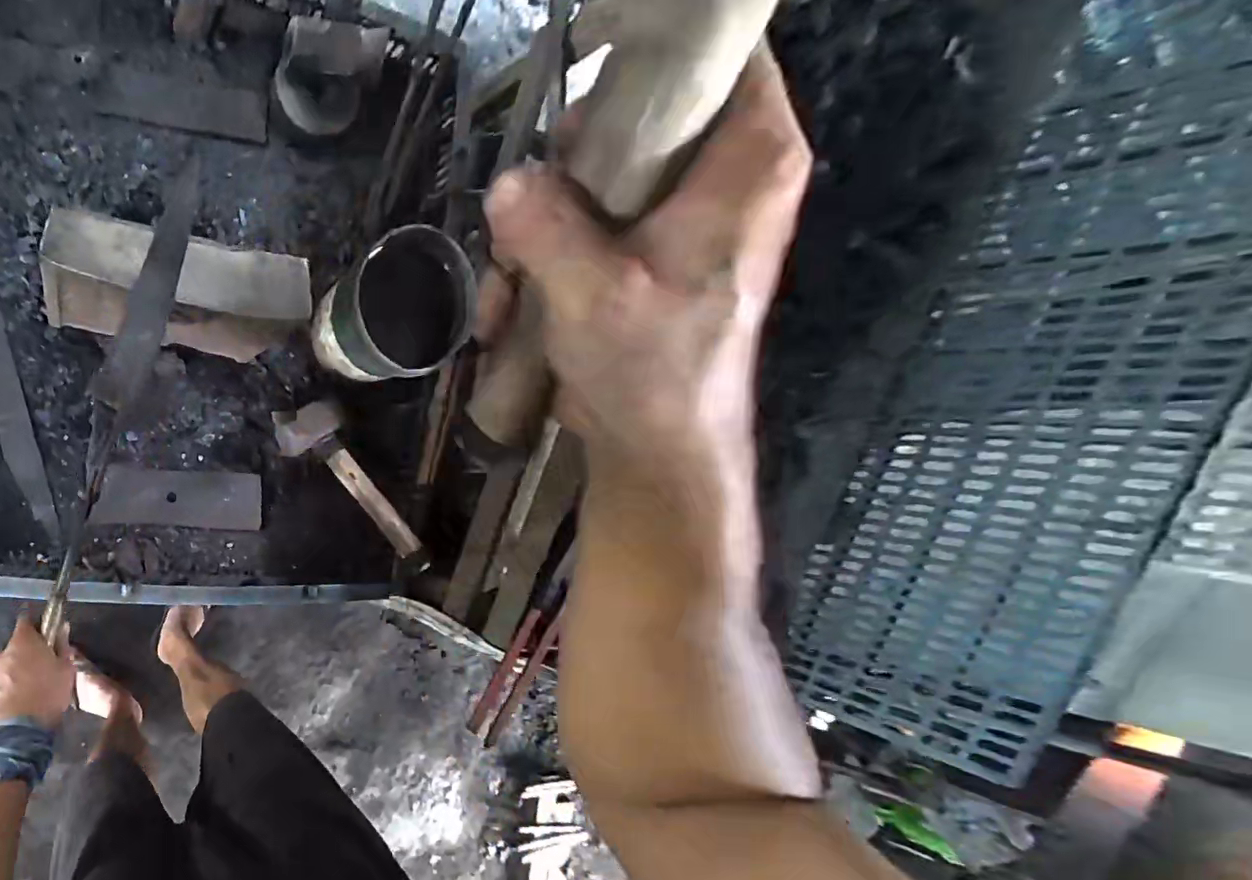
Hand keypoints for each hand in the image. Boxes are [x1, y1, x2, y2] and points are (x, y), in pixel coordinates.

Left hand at [0, 614, 74, 729]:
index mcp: (23, 641)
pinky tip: (28, 696)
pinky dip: (16, 683)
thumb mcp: (66, 669)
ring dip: (24, 667)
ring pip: (12, 663)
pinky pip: (6, 680)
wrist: (19, 732)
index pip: (27, 620)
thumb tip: (61, 627)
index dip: (40, 624)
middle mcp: (4, 652)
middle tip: (49, 662)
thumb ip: (63, 646)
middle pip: (19, 643)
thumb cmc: (48, 694)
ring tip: (39, 684)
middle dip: (33, 649)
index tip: (50, 633)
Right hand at [476, 47, 808, 481]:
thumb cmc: (651, 369)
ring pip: (589, 189)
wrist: (655, 451)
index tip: (574, 101)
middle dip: (560, 177)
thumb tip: (506, 185)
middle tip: (523, 224)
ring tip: (508, 295)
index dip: (644, 60)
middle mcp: (718, 181)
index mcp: (745, 161)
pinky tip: (513, 315)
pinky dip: (540, 270)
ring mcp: (672, 226)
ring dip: (534, 239)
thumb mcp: (591, 292)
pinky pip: (579, 236)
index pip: (715, 57)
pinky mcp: (636, 265)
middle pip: (631, 126)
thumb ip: (545, 227)